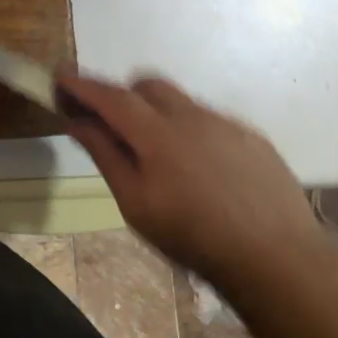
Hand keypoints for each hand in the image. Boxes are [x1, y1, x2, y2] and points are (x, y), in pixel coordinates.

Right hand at [60, 72, 327, 284]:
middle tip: (109, 123)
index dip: (81, 84)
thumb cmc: (194, 238)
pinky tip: (200, 171)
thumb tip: (79, 123)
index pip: (110, 96)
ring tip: (159, 157)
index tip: (59, 77)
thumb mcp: (136, 205)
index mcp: (157, 134)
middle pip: (147, 85)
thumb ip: (106, 156)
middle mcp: (192, 116)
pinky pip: (211, 121)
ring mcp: (227, 124)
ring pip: (181, 102)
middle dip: (121, 95)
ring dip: (158, 114)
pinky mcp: (253, 138)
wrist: (279, 261)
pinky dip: (191, 132)